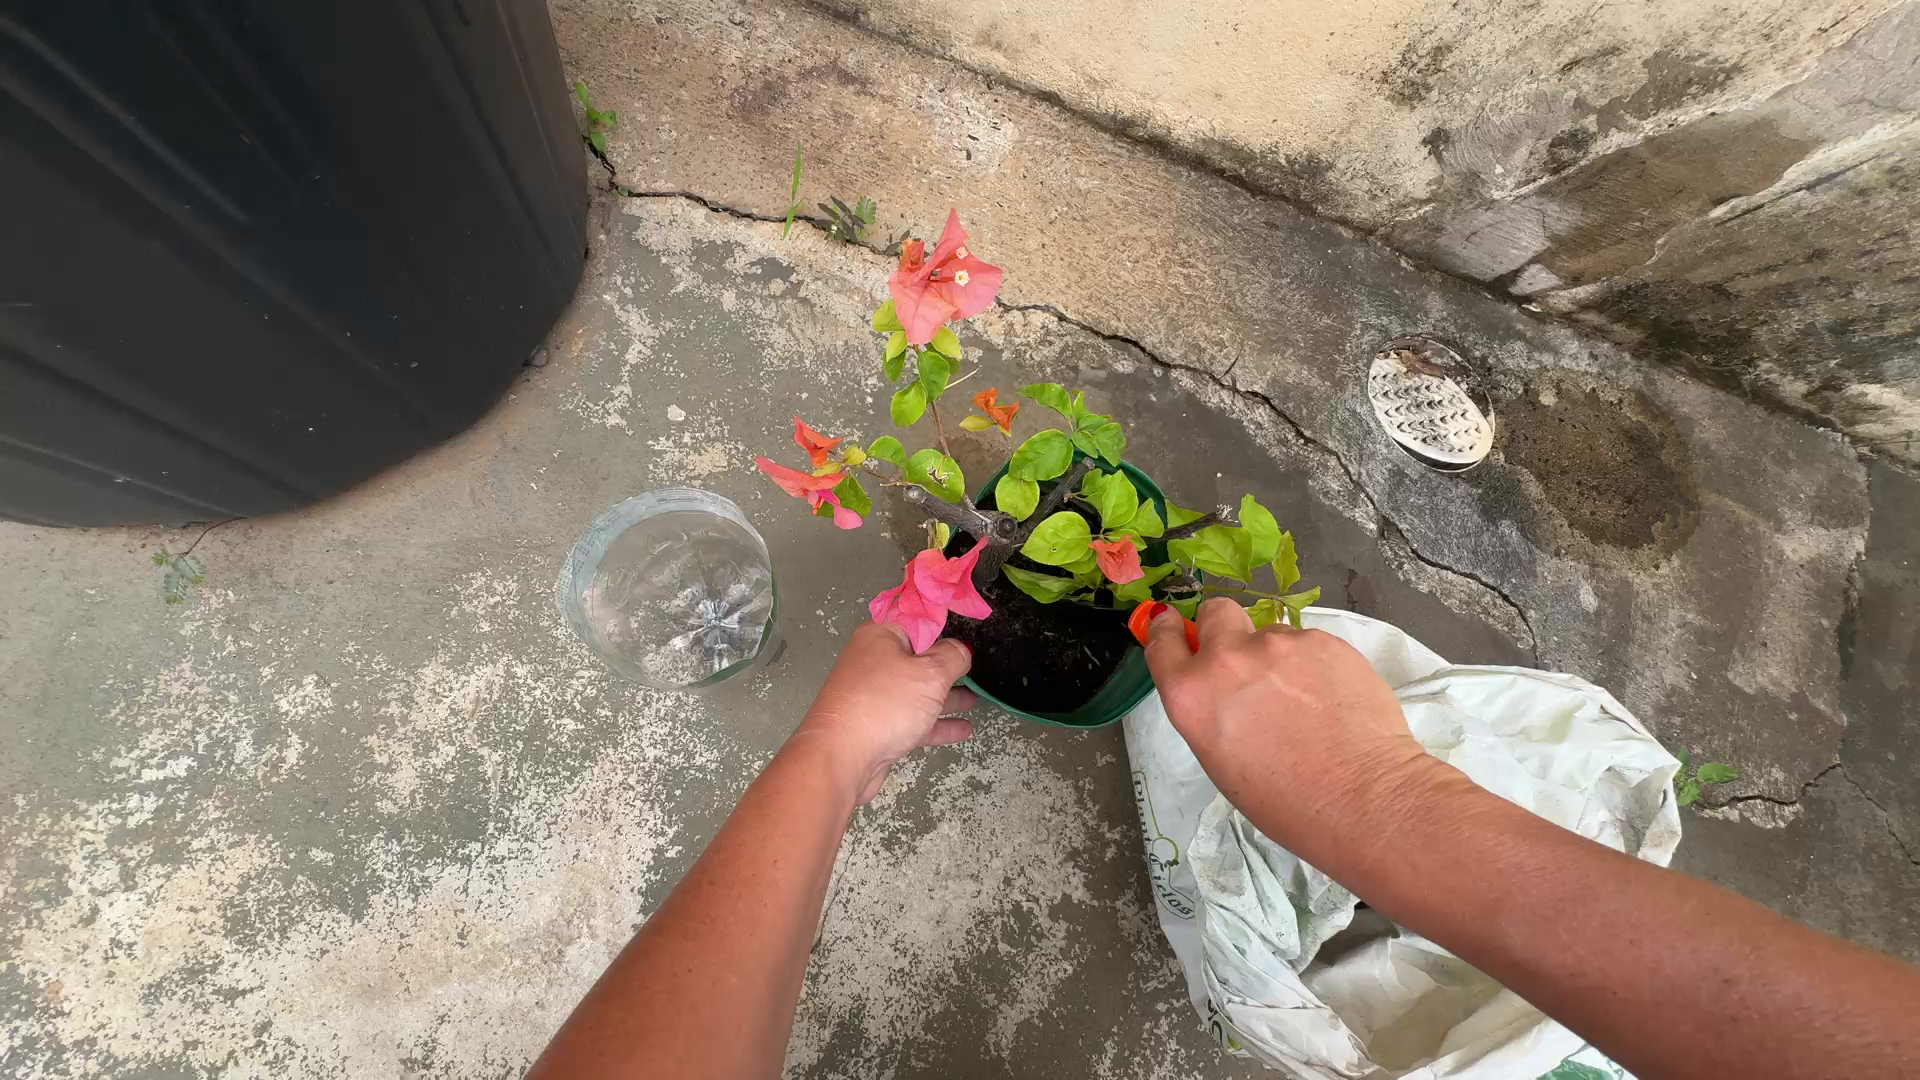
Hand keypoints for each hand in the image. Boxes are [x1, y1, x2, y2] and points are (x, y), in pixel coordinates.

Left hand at [790, 622, 976, 803]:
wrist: (840, 759)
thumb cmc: (885, 704)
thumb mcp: (930, 673)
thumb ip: (953, 656)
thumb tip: (961, 649)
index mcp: (881, 635)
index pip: (916, 617)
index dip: (942, 619)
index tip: (968, 620)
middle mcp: (875, 661)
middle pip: (918, 655)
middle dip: (947, 661)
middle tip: (975, 663)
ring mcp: (875, 695)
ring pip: (918, 690)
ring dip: (947, 694)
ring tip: (976, 697)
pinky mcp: (878, 726)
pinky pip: (914, 718)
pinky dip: (937, 722)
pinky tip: (964, 729)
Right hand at [1143, 597, 1428, 834]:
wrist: (1364, 800)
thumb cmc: (1284, 801)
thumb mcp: (1218, 757)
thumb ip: (1208, 707)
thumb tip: (1221, 687)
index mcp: (1190, 693)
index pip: (1163, 640)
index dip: (1168, 630)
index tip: (1175, 626)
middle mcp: (1226, 658)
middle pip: (1215, 611)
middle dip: (1224, 626)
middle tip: (1244, 657)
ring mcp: (1276, 643)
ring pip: (1269, 633)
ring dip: (1277, 656)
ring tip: (1305, 700)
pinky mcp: (1322, 641)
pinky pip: (1308, 643)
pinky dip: (1314, 665)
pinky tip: (1331, 700)